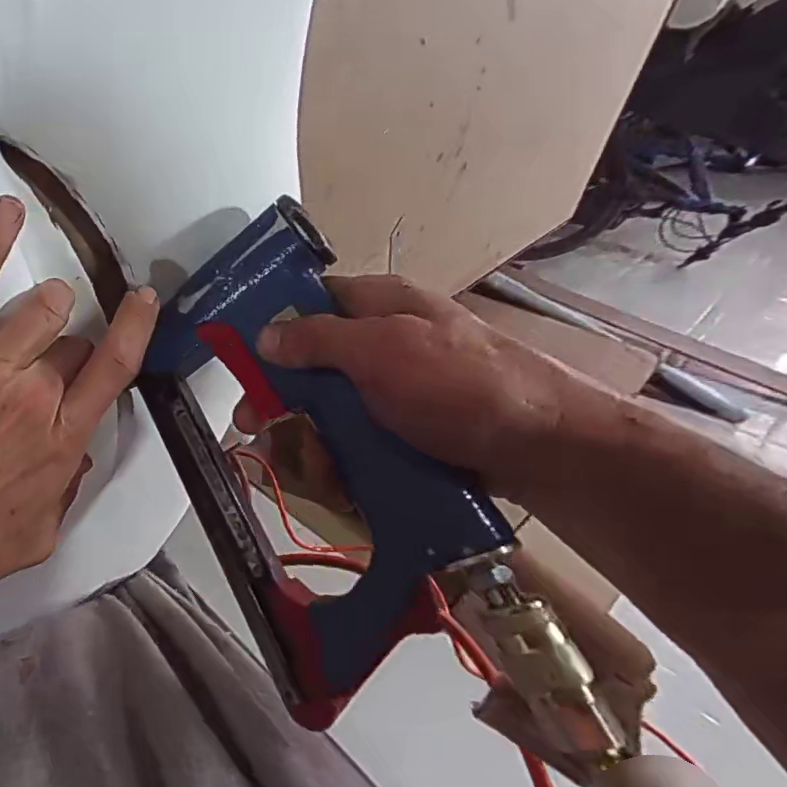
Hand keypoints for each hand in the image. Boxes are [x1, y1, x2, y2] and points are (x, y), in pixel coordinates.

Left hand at [0, 195, 158, 610]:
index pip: (114, 369)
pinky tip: (6, 210)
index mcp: (62, 440)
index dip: (134, 329)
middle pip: (71, 343)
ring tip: (43, 305)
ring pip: (39, 308)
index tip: (142, 300)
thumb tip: (77, 454)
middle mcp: (36, 396)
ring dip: (48, 303)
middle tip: (48, 358)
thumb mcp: (36, 536)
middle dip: (69, 345)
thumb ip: (65, 490)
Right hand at [235, 274, 617, 497]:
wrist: (544, 450)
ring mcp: (392, 393)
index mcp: (377, 306)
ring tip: (323, 469)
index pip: (307, 302)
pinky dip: (343, 465)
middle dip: (282, 404)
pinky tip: (346, 483)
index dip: (271, 328)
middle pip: (308, 368)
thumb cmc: (462, 385)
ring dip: (313, 444)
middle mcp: (381, 345)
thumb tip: (265, 334)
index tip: (242, 362)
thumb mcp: (383, 351)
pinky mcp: (403, 433)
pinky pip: (354, 445)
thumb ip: (318, 340)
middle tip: (254, 428)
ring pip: (326, 414)